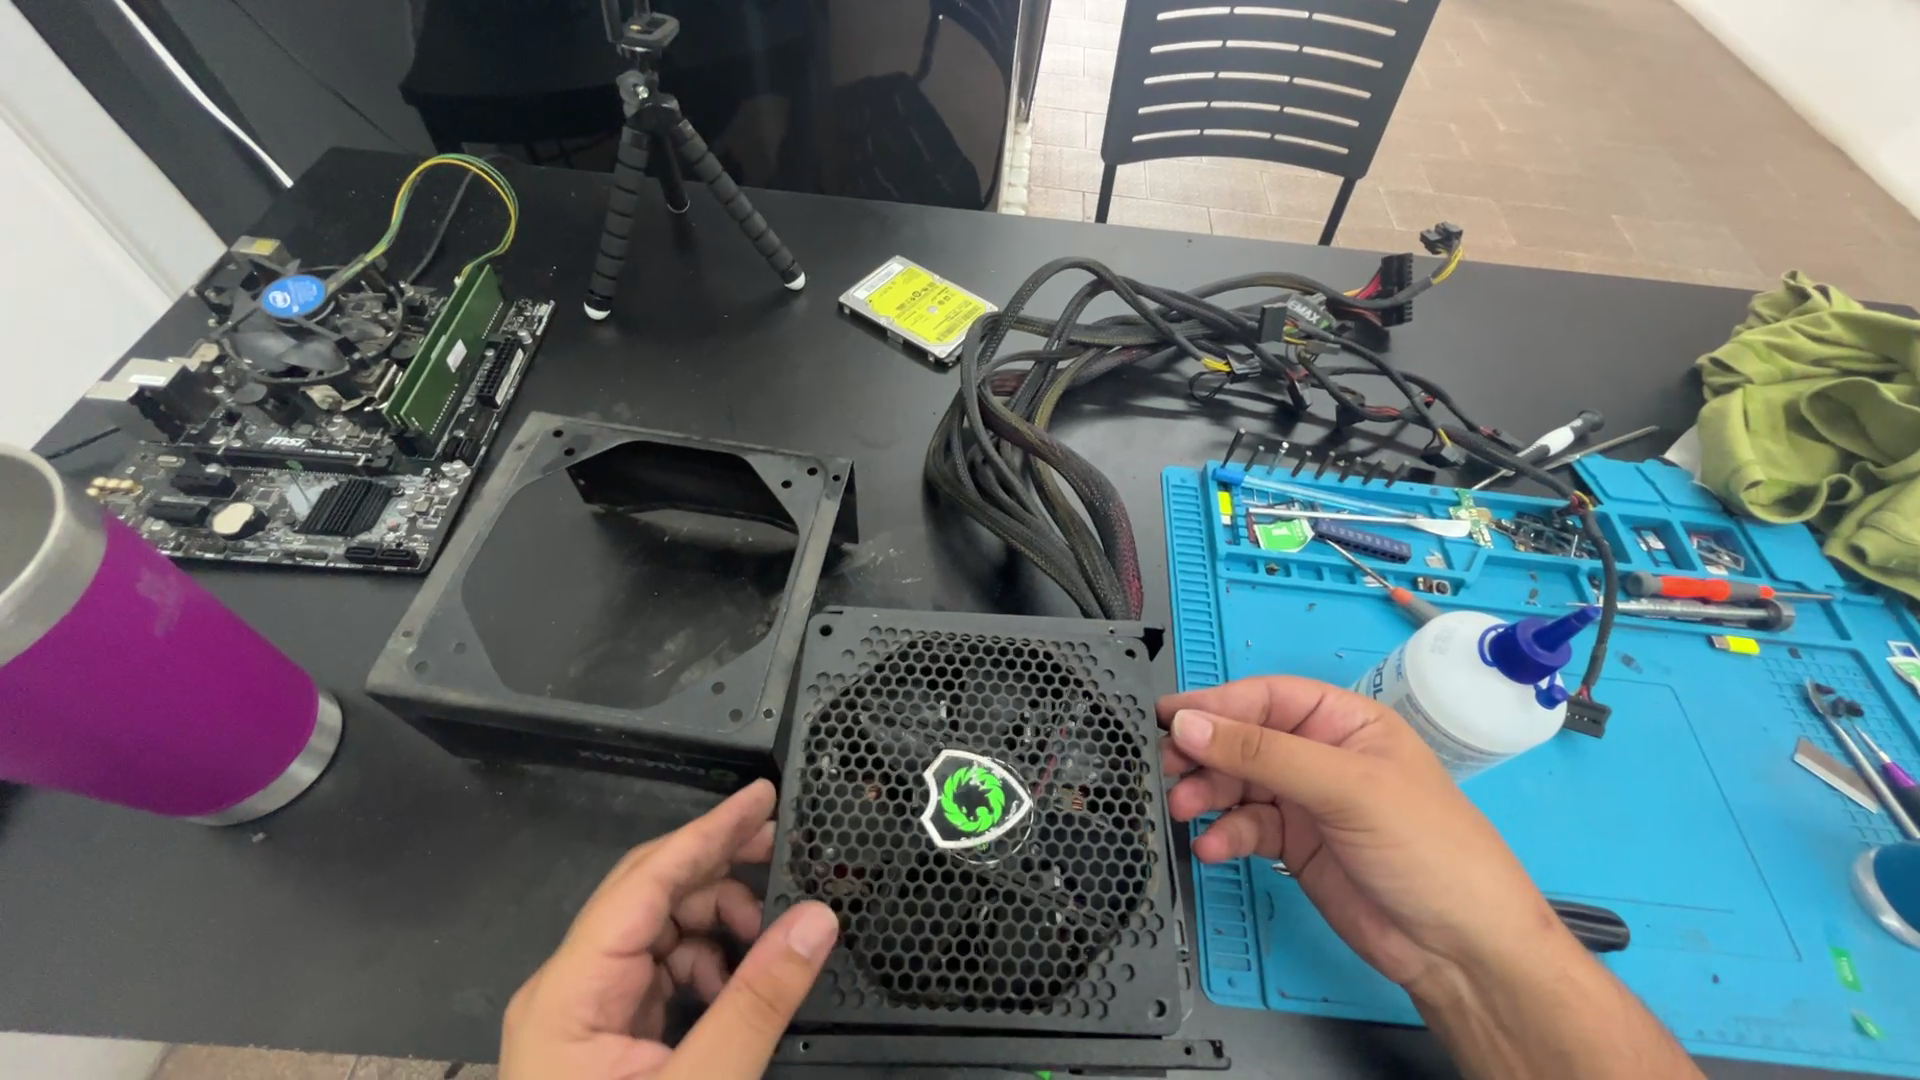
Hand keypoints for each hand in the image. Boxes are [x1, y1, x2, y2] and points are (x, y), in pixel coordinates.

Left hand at [501, 779, 838, 1079]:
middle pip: (653, 895)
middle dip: (722, 871)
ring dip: (719, 924)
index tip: (764, 795)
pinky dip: (707, 965)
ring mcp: (585, 1013)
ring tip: (767, 944)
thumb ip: (761, 999)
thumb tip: (819, 916)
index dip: (711, 830)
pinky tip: (736, 987)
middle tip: (787, 859)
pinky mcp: (604, 1038)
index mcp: (572, 991)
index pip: (649, 878)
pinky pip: (662, 972)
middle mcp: (570, 987)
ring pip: (661, 931)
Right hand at [1159, 677, 1568, 990]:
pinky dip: (1223, 833)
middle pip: (1243, 738)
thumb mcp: (1344, 788)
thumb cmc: (1425, 847)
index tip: (1169, 716)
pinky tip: (1212, 846)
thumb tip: (1187, 723)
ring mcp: (1304, 799)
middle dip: (1204, 751)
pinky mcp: (1292, 842)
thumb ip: (1261, 754)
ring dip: (1206, 793)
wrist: (1461, 952)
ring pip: (1236, 781)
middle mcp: (1319, 754)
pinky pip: (1244, 825)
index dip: (1217, 704)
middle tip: (1168, 766)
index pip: (1267, 698)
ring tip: (1183, 808)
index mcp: (1343, 722)